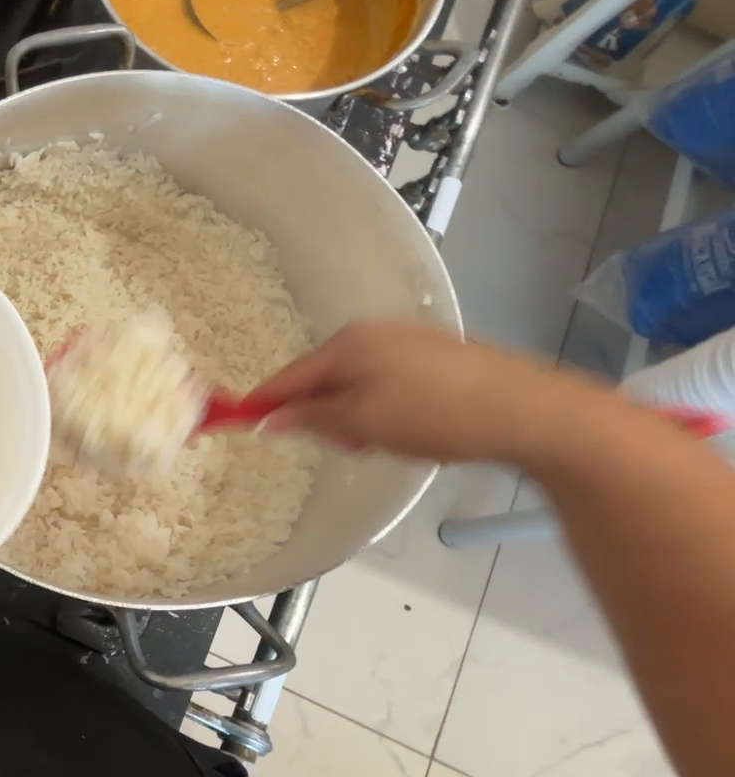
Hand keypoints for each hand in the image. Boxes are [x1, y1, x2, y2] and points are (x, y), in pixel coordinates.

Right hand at [250, 322, 614, 464]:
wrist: (536, 415)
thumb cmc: (434, 415)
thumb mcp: (358, 423)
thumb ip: (306, 418)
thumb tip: (268, 418)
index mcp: (348, 343)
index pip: (286, 377)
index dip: (263, 404)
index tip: (240, 427)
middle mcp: (375, 333)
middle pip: (321, 379)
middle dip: (322, 414)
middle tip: (347, 444)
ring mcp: (411, 342)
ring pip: (356, 385)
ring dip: (356, 415)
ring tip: (387, 440)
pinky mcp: (442, 357)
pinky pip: (389, 384)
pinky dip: (387, 408)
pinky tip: (415, 428)